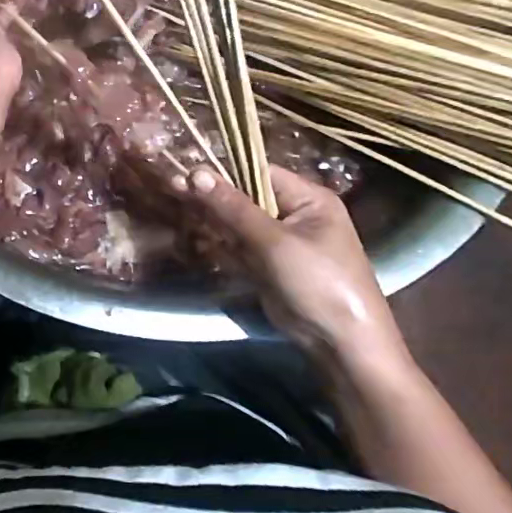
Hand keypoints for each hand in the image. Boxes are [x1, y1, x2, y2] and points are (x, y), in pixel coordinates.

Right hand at [173, 164, 409, 372]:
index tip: (185, 174)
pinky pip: (236, 244)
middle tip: (172, 190)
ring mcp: (279, 240)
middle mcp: (293, 214)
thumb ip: (233, 207)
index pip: (258, 172)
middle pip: (243, 196)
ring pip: (235, 221)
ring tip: (181, 216)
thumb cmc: (316, 281)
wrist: (339, 340)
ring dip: (211, 220)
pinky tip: (196, 241)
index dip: (222, 172)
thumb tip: (195, 173)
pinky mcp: (266, 262)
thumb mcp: (274, 241)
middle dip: (211, 196)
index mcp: (308, 199)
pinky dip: (218, 243)